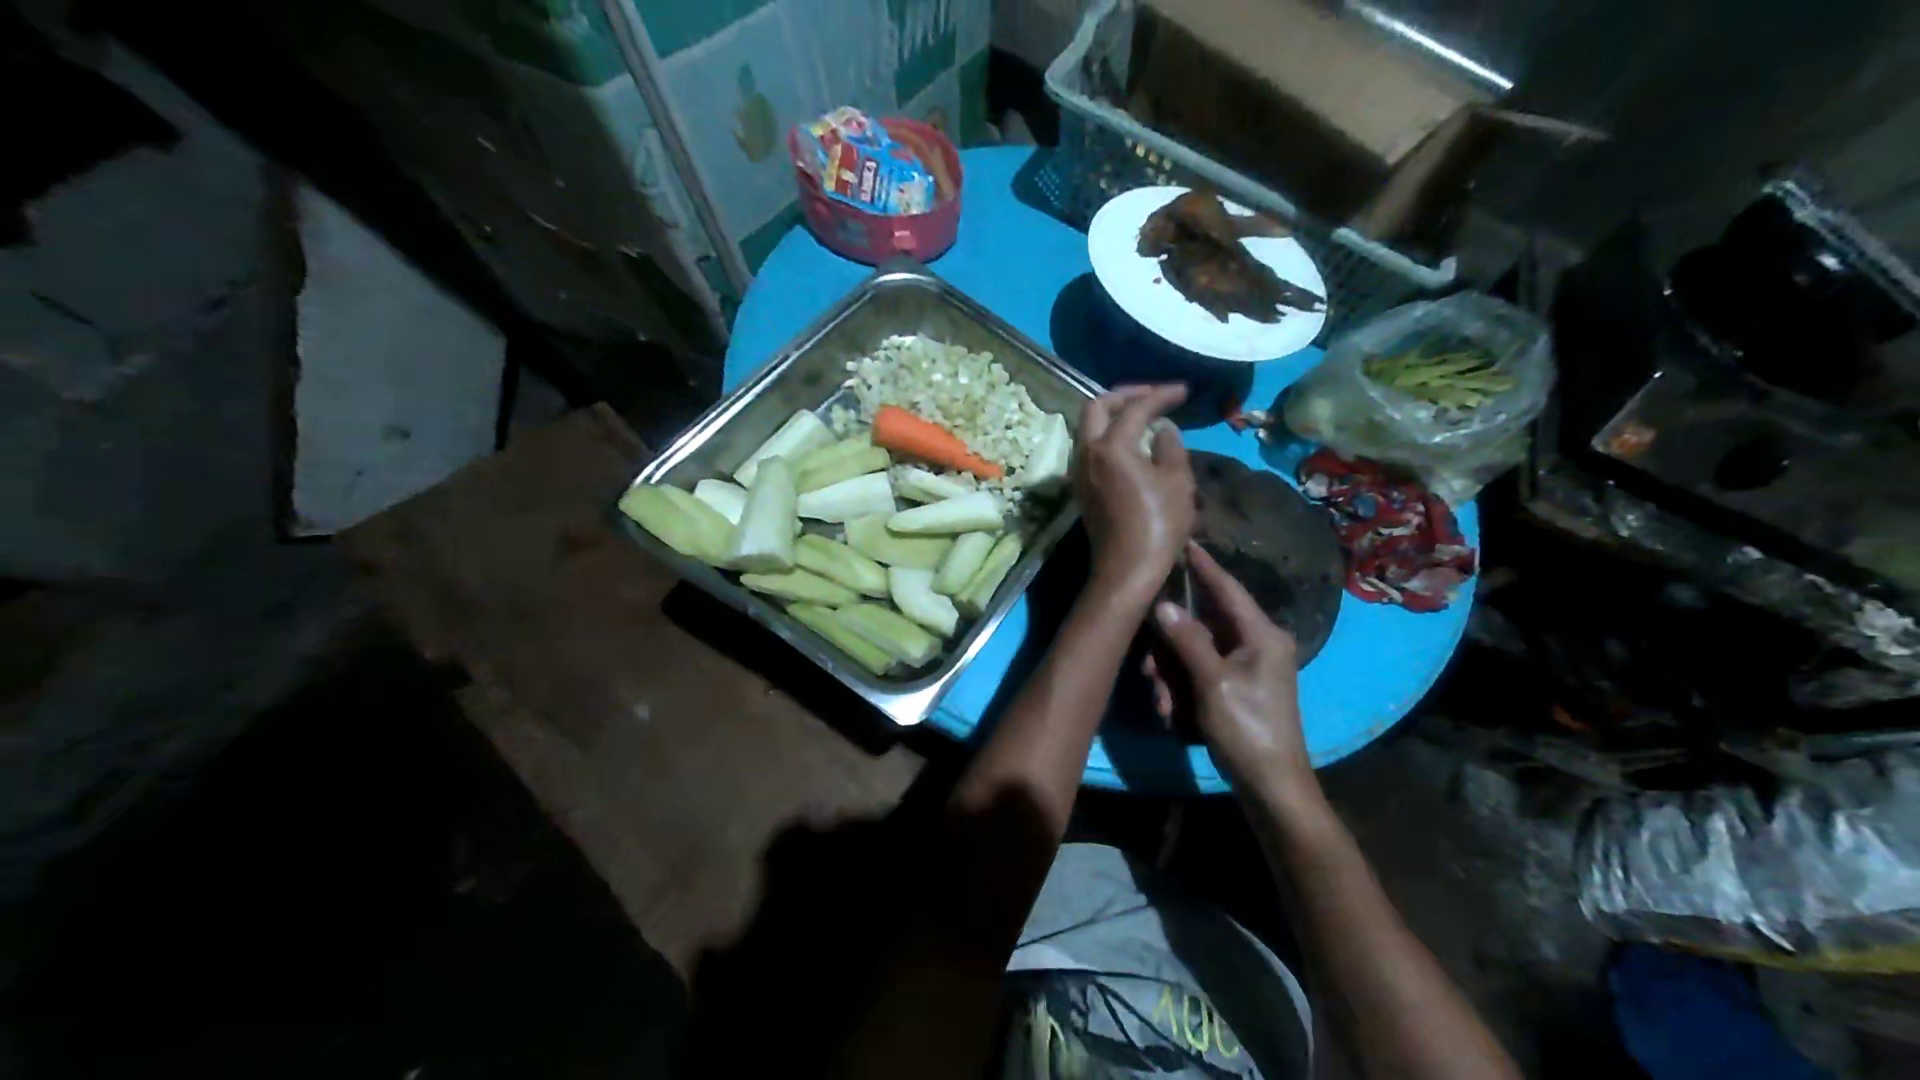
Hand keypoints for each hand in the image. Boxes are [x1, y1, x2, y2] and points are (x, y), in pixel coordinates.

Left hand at [1074, 384, 1194, 591]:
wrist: (1128, 568)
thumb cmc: (1158, 524)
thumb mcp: (1177, 481)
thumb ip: (1170, 447)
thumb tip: (1162, 429)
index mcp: (1111, 447)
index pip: (1135, 408)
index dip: (1161, 395)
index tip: (1183, 391)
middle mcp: (1087, 453)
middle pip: (1096, 407)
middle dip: (1125, 395)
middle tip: (1152, 395)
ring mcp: (1079, 471)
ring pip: (1088, 427)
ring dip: (1112, 414)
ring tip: (1141, 415)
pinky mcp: (1081, 487)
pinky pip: (1089, 447)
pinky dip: (1107, 435)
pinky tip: (1130, 443)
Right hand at [1151, 542, 1314, 794]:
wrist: (1271, 786)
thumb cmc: (1247, 729)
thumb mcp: (1213, 683)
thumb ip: (1188, 640)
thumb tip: (1163, 604)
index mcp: (1261, 636)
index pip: (1227, 589)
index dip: (1204, 566)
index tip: (1183, 541)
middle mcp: (1256, 645)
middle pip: (1201, 627)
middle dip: (1169, 649)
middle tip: (1148, 671)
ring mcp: (1246, 668)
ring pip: (1194, 654)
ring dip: (1171, 677)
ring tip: (1163, 706)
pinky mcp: (1236, 688)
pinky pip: (1199, 674)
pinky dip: (1182, 690)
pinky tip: (1173, 715)